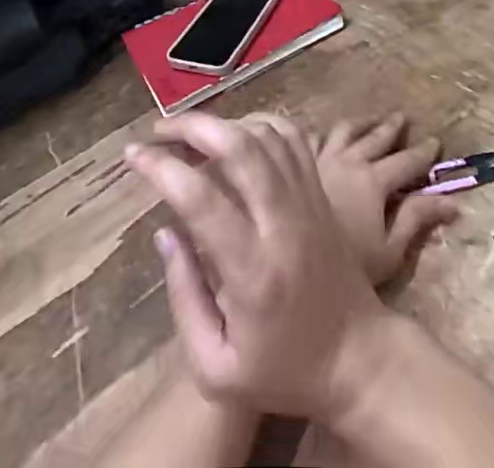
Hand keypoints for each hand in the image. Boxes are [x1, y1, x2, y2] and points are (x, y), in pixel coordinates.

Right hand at [124, 113, 387, 419]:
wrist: (361, 359)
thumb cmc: (284, 371)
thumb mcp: (216, 367)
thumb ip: (183, 298)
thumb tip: (165, 233)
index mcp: (253, 271)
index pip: (202, 199)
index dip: (161, 167)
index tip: (133, 154)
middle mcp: (283, 224)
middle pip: (240, 147)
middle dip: (192, 126)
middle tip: (158, 130)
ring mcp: (309, 202)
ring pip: (267, 135)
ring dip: (223, 122)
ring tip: (190, 133)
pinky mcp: (322, 194)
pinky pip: (293, 139)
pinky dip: (259, 123)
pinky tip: (235, 134)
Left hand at [314, 114, 458, 286]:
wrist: (294, 255)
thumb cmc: (349, 261)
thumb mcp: (390, 249)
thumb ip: (417, 220)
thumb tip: (451, 201)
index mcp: (374, 181)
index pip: (406, 161)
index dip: (423, 152)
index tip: (435, 141)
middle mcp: (349, 162)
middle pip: (374, 137)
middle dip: (391, 127)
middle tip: (403, 117)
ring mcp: (321, 159)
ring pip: (343, 130)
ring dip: (360, 123)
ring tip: (370, 118)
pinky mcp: (301, 165)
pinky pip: (313, 139)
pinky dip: (322, 133)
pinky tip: (324, 133)